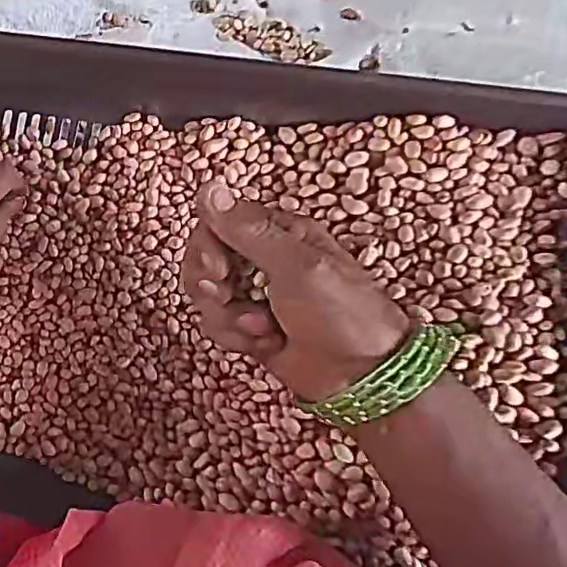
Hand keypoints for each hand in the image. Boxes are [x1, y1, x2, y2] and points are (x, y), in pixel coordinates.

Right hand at [181, 180, 413, 400]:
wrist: (362, 378)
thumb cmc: (342, 313)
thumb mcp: (296, 266)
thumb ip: (247, 230)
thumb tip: (209, 188)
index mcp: (278, 233)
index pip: (218, 224)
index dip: (207, 246)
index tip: (219, 270)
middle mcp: (261, 260)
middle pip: (204, 260)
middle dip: (211, 285)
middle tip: (230, 298)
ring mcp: (254, 295)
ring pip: (206, 295)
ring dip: (226, 316)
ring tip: (262, 327)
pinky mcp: (248, 327)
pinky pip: (215, 324)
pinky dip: (232, 336)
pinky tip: (263, 342)